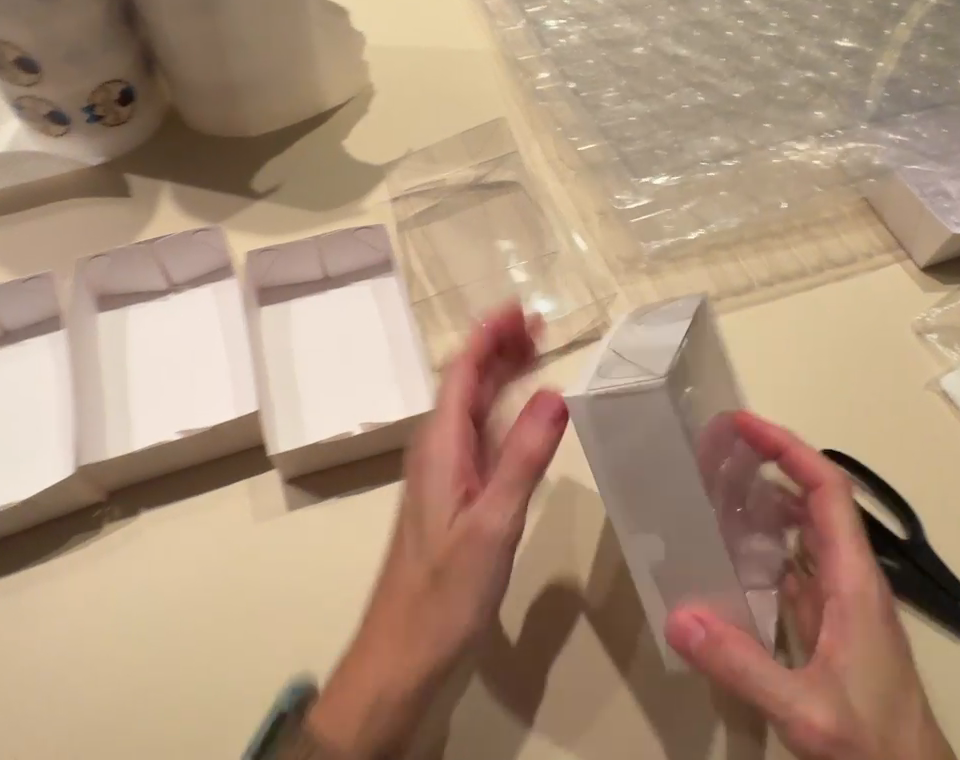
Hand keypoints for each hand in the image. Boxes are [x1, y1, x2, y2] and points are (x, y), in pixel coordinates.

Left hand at [307, 304, 569, 757]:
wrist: (404, 652)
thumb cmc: (445, 591)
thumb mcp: (493, 523)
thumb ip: (523, 458)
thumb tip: (555, 393)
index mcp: (441, 445)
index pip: (462, 371)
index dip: (488, 335)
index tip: (519, 307)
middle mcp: (439, 449)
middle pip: (466, 382)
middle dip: (498, 347)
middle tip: (539, 323)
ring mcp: (445, 473)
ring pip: (472, 408)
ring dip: (500, 375)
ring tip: (535, 351)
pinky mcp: (455, 496)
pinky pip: (479, 436)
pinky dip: (503, 412)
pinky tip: (522, 416)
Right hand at [666, 413, 956, 759]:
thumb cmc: (874, 745)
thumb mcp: (806, 712)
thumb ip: (743, 666)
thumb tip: (678, 616)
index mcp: (854, 582)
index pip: (827, 491)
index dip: (788, 449)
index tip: (743, 426)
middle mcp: (851, 579)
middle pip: (816, 499)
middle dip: (771, 462)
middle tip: (716, 448)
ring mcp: (843, 602)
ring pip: (806, 529)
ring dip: (767, 498)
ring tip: (716, 485)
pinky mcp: (832, 624)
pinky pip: (797, 565)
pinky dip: (765, 543)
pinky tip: (731, 550)